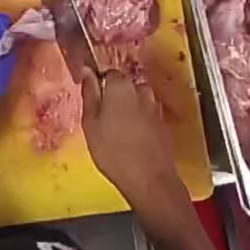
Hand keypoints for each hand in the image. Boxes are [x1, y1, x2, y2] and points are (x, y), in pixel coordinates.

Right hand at [80, 67, 186, 211]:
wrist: (148, 178)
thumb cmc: (112, 150)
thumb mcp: (90, 122)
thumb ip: (89, 93)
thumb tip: (87, 71)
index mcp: (121, 85)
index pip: (108, 73)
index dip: (98, 87)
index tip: (91, 104)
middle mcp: (141, 90)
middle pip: (124, 86)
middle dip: (113, 98)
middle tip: (101, 121)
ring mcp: (154, 107)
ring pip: (135, 101)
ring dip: (126, 110)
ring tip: (115, 132)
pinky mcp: (162, 123)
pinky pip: (144, 115)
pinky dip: (136, 122)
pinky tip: (129, 140)